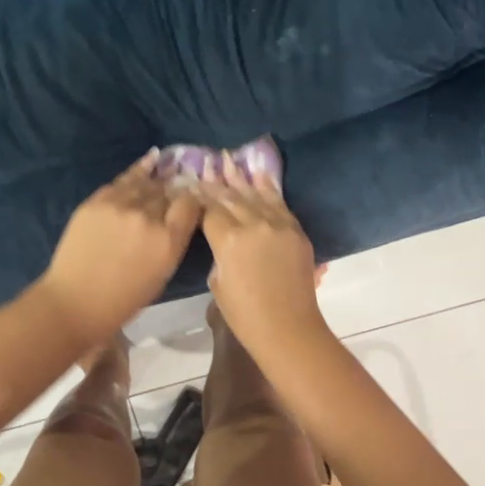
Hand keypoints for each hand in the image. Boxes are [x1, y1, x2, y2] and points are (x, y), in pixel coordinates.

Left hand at [37, 151, 203, 343]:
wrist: (75, 302)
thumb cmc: (124, 299)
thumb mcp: (163, 274)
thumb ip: (174, 242)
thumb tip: (180, 218)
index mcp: (168, 242)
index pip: (190, 204)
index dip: (192, 202)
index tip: (190, 205)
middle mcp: (147, 218)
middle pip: (168, 192)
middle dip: (172, 194)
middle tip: (172, 198)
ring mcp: (120, 206)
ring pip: (147, 184)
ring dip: (156, 183)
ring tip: (163, 177)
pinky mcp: (97, 201)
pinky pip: (124, 179)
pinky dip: (139, 171)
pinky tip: (151, 160)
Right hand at [197, 152, 328, 348]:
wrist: (288, 327)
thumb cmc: (245, 314)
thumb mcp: (217, 282)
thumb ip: (218, 251)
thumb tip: (221, 235)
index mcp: (227, 239)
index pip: (209, 210)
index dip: (198, 199)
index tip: (190, 186)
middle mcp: (253, 223)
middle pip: (230, 197)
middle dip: (216, 181)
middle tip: (206, 162)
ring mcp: (277, 224)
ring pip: (254, 194)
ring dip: (240, 176)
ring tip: (228, 158)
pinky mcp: (295, 230)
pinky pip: (278, 202)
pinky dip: (267, 187)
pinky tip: (258, 173)